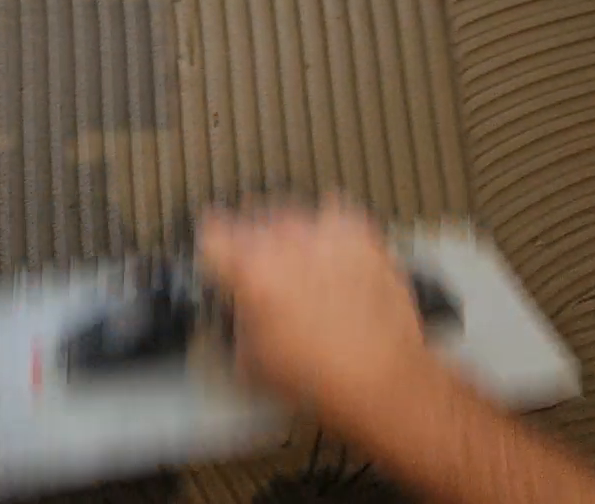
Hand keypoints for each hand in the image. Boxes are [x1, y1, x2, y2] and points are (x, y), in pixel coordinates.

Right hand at [199, 196, 437, 436]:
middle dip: (252, 240)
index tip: (214, 247)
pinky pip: (334, 212)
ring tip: (302, 263)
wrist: (385, 382)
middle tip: (264, 269)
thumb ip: (233, 318)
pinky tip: (332, 250)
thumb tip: (233, 311)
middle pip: (249, 217)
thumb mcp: (250, 359)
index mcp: (247, 265)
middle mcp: (280, 239)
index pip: (210, 228)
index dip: (210, 242)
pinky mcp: (358, 232)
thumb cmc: (322, 376)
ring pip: (289, 211)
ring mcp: (321, 230)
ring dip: (290, 234)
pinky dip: (330, 227)